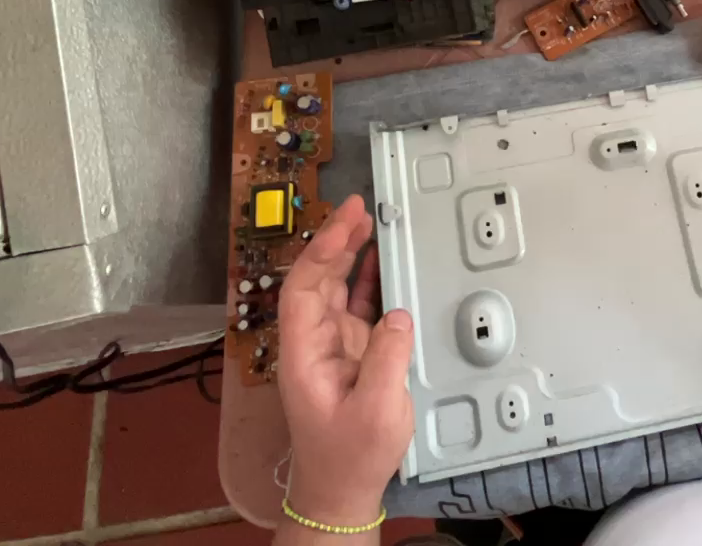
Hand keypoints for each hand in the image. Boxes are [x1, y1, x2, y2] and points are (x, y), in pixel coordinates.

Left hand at [276, 196, 414, 526]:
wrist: (341, 493)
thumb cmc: (349, 457)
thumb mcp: (375, 409)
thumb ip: (387, 356)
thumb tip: (397, 313)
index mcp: (304, 353)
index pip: (304, 287)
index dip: (322, 249)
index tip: (344, 220)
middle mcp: (313, 341)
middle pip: (318, 279)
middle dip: (335, 240)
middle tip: (359, 208)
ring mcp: (332, 344)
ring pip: (336, 286)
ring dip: (350, 254)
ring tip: (369, 222)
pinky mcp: (353, 351)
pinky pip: (357, 303)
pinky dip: (367, 278)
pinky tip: (379, 260)